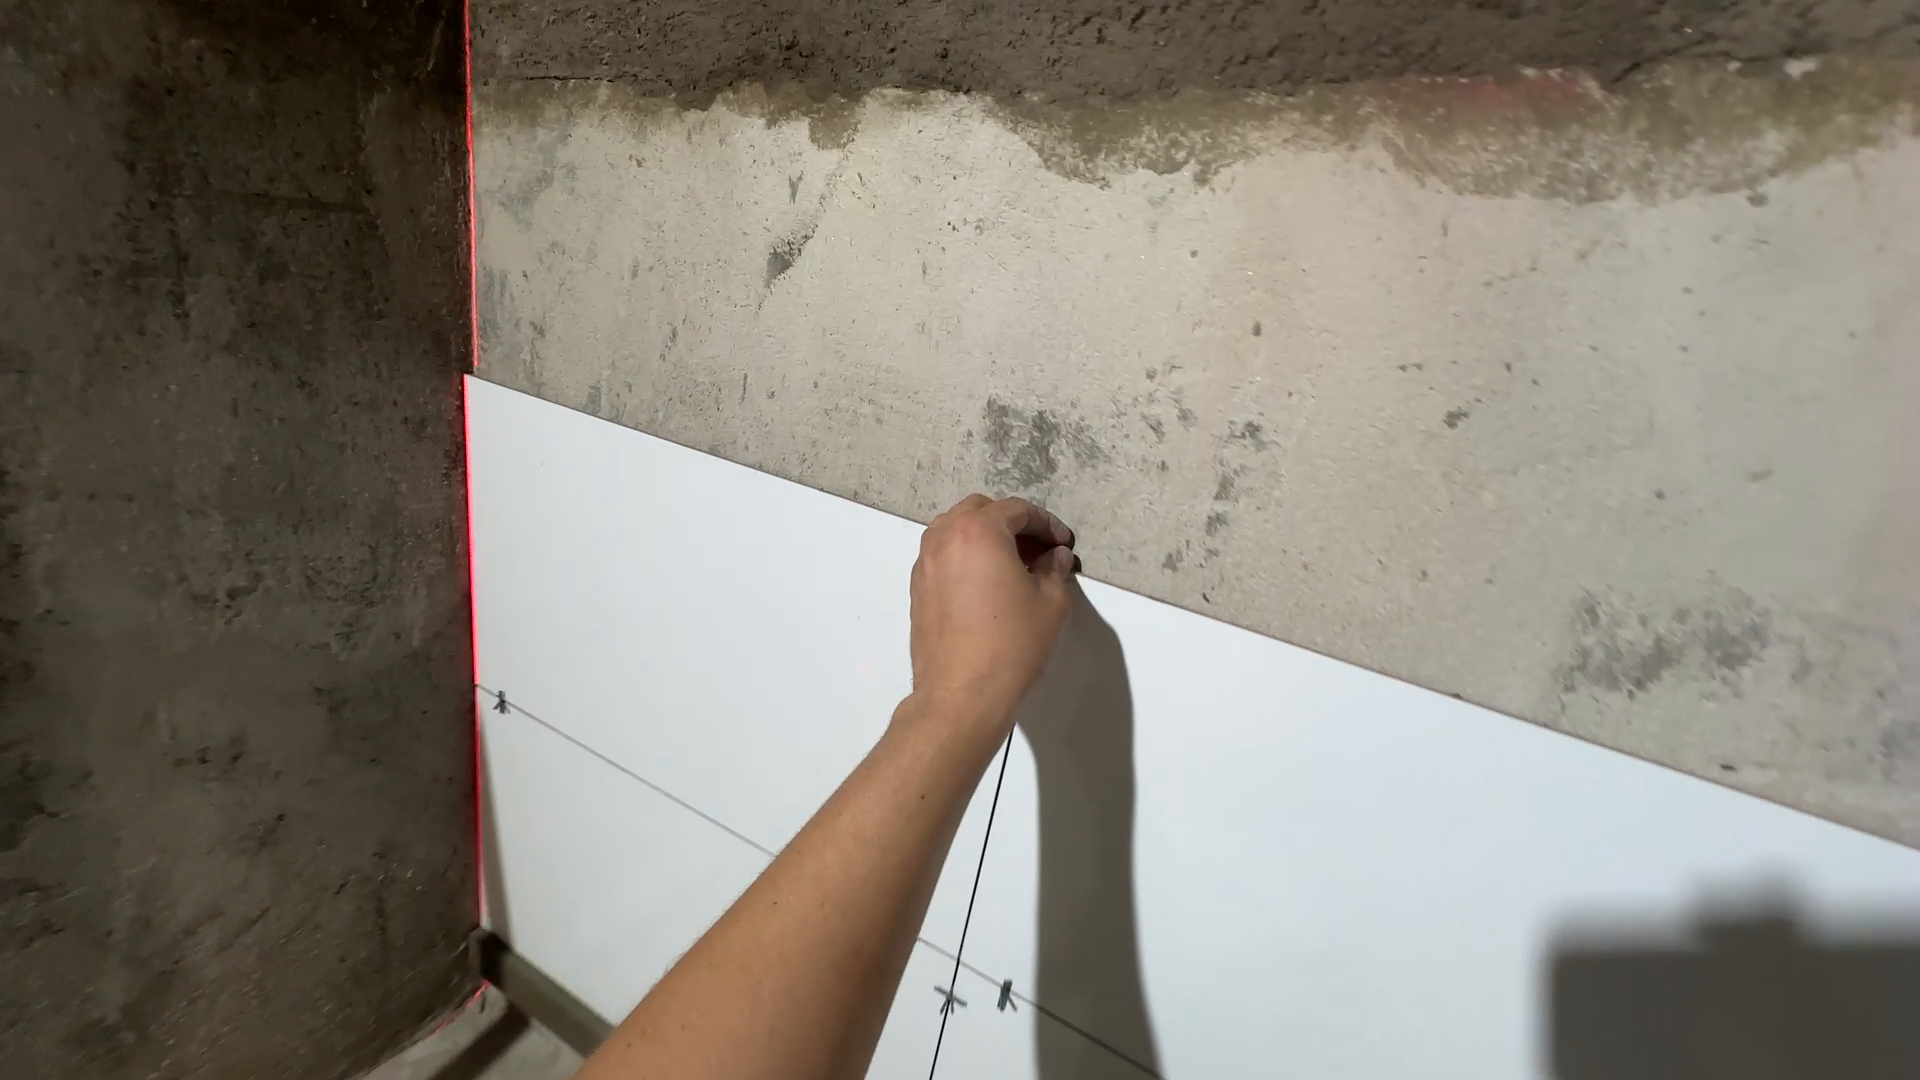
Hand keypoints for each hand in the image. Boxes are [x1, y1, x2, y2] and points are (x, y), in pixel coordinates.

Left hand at [902, 495, 1078, 742]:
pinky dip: (965, 557)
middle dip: (1012, 523)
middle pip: (980, 511)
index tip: (1063, 544)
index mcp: (979, 531)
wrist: (961, 693)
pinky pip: (943, 556)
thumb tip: (1055, 556)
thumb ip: (1054, 569)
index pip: (1016, 510)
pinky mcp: (917, 588)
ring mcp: (925, 563)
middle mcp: (944, 537)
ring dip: (985, 537)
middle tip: (1038, 550)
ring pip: (955, 530)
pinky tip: (986, 585)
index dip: (1046, 523)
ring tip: (1012, 565)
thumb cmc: (1012, 644)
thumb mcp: (1050, 603)